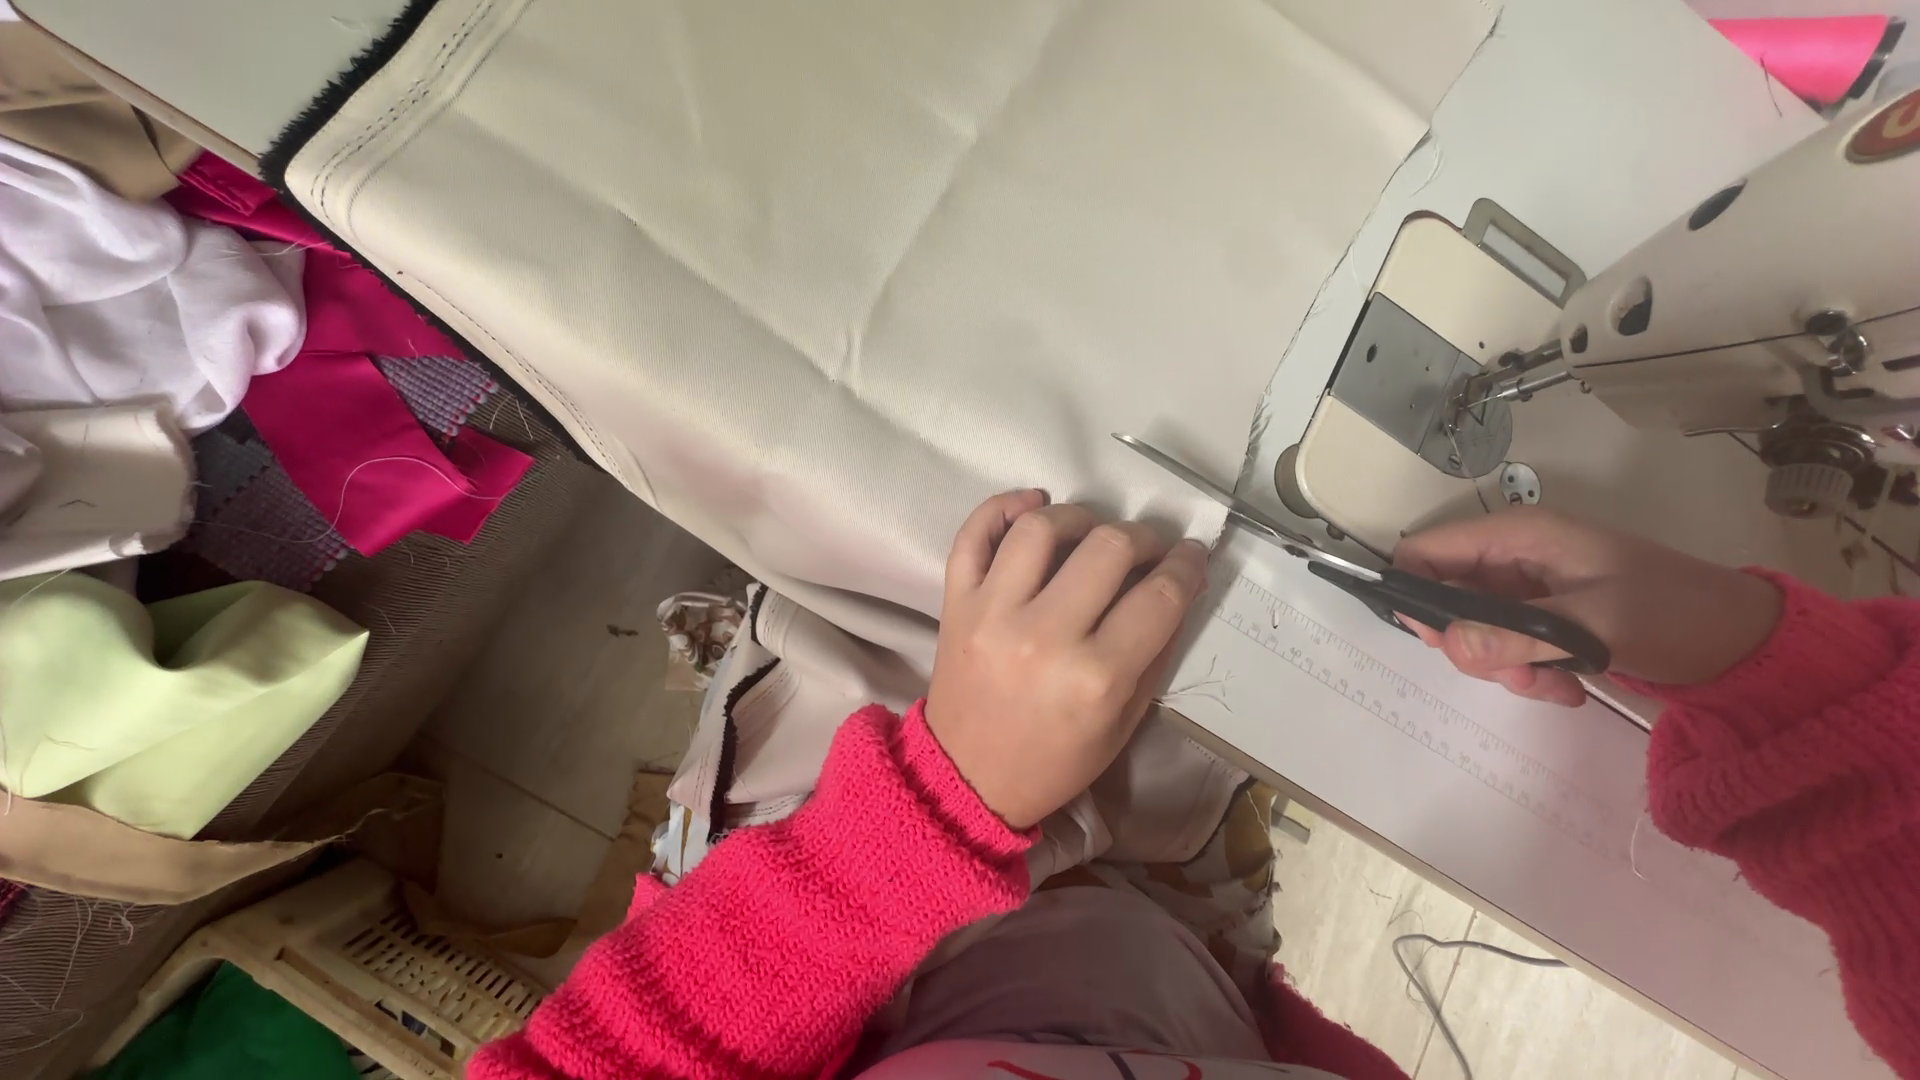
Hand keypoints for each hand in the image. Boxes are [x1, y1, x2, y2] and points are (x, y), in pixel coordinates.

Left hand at [925, 491, 1210, 828]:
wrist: (967, 778)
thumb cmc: (1054, 760)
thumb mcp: (1124, 722)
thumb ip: (1157, 652)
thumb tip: (1180, 586)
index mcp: (1096, 677)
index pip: (1160, 595)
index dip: (1187, 566)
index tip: (1191, 556)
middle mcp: (1044, 636)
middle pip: (1108, 547)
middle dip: (1143, 537)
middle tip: (1147, 548)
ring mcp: (992, 614)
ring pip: (1041, 528)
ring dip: (1078, 515)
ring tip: (1091, 530)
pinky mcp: (955, 603)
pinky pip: (972, 535)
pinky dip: (1002, 507)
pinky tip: (1032, 504)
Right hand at [1392, 507, 1782, 706]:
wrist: (1748, 644)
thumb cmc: (1674, 614)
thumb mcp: (1595, 626)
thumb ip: (1517, 635)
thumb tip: (1448, 644)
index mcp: (1516, 535)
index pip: (1423, 551)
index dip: (1415, 594)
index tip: (1445, 641)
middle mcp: (1509, 554)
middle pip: (1440, 595)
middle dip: (1468, 642)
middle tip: (1510, 673)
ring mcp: (1522, 586)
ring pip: (1468, 626)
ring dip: (1498, 664)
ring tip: (1549, 685)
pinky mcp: (1537, 615)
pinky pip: (1500, 644)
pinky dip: (1521, 671)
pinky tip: (1563, 688)